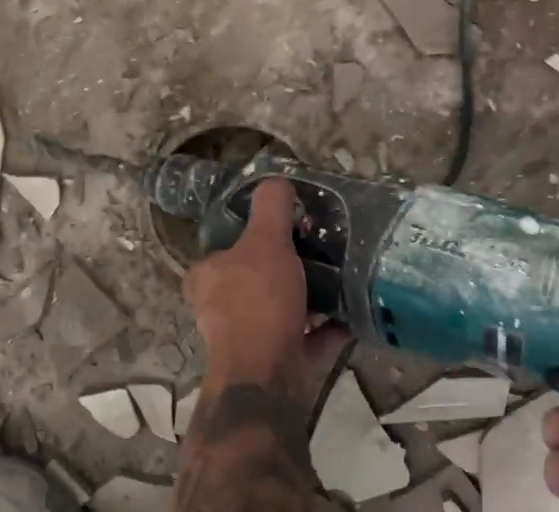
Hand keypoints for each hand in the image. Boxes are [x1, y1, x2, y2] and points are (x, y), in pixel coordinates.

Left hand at [184, 178, 350, 406]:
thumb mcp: (265, 240)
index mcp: (206, 278)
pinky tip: (352, 312)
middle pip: (258, 280)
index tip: (290, 228)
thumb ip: (271, 207)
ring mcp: (250, 342)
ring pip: (283, 311)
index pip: (227, 248)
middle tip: (320, 250)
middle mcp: (221, 310)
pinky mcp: (279, 366)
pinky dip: (328, 328)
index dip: (256, 235)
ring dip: (310, 298)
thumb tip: (276, 180)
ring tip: (341, 277)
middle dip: (289, 268)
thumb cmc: (257, 301)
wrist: (269, 378)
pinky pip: (308, 340)